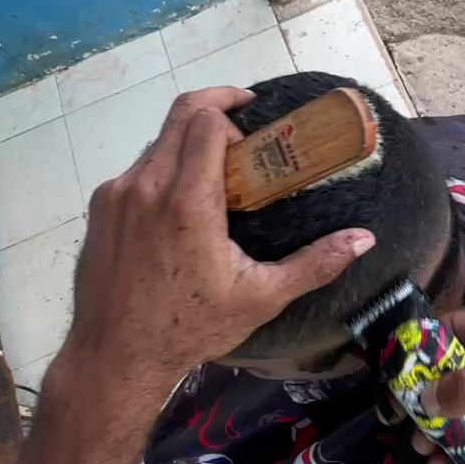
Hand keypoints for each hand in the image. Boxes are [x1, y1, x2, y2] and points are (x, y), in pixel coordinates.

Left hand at [57, 87, 374, 404]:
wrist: (114, 356)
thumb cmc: (190, 327)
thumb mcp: (261, 298)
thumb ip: (315, 263)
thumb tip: (364, 239)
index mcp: (187, 201)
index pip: (205, 120)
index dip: (232, 112)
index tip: (255, 127)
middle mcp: (146, 185)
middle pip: (180, 114)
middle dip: (215, 107)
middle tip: (245, 124)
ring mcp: (116, 194)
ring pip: (159, 142)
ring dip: (190, 143)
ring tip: (217, 173)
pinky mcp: (100, 207)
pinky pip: (138, 168)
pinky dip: (165, 169)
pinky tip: (182, 205)